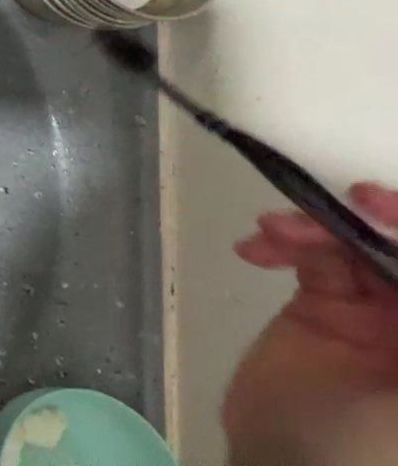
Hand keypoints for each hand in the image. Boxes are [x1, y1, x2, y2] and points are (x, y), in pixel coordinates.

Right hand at [223, 183, 397, 465]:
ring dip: (317, 229)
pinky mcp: (327, 308)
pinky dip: (285, 245)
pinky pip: (312, 259)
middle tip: (342, 200)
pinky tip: (257, 249)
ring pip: (358, 246)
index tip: (377, 203)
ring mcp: (384, 316)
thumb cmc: (383, 444)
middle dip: (375, 221)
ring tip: (271, 232)